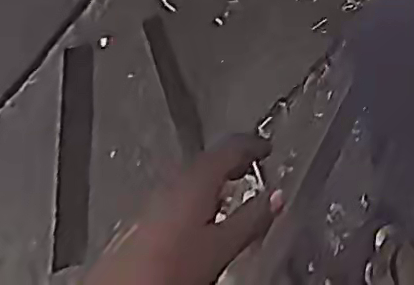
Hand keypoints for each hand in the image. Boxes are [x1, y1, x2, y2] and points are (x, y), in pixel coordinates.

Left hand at [85, 134, 280, 284]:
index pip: (232, 146)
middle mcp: (172, 182)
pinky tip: (197, 224)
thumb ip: (253, 217)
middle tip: (252, 169)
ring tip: (229, 199)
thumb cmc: (170, 268)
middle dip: (233, 164)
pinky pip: (174, 201)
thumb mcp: (222, 246)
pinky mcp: (136, 228)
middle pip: (209, 162)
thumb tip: (278, 196)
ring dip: (213, 185)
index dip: (254, 145)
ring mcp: (151, 204)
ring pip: (191, 182)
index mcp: (197, 177)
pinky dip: (193, 202)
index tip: (267, 149)